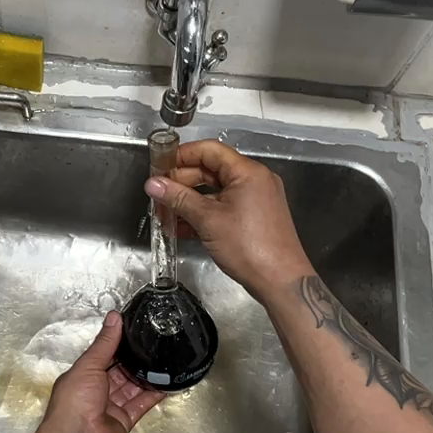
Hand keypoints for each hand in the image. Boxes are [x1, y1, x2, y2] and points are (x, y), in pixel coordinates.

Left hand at [37, 312, 163, 432]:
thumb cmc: (77, 399)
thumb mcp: (89, 365)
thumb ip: (105, 343)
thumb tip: (115, 316)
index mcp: (82, 375)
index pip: (102, 355)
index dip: (117, 344)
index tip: (135, 329)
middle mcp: (95, 390)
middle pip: (118, 371)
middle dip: (133, 360)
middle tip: (154, 343)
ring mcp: (110, 406)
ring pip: (131, 387)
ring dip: (146, 376)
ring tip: (165, 360)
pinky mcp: (125, 421)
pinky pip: (141, 405)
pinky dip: (153, 395)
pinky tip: (168, 383)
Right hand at [145, 140, 312, 300]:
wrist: (281, 281)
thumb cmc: (248, 246)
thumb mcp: (208, 220)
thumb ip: (178, 198)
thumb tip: (152, 184)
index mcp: (247, 172)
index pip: (209, 151)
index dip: (182, 156)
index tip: (159, 167)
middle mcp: (254, 180)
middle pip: (211, 170)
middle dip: (182, 181)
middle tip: (158, 193)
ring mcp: (255, 200)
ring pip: (215, 192)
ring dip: (189, 200)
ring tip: (164, 212)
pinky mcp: (253, 218)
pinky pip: (223, 208)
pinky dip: (203, 214)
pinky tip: (181, 227)